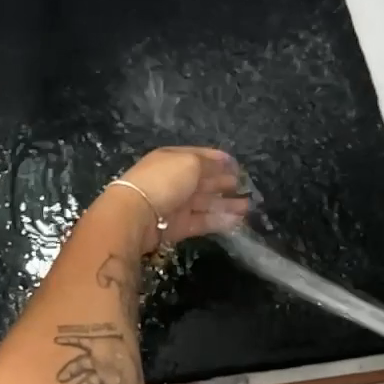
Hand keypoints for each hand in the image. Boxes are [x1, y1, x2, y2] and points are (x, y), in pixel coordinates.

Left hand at [112, 146, 249, 248]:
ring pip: (204, 202)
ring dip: (225, 204)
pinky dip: (218, 220)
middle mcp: (173, 180)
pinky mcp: (176, 226)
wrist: (135, 215)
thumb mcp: (190, 163)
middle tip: (245, 187)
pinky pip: (200, 220)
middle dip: (223, 182)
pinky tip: (236, 220)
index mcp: (173, 159)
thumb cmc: (164, 180)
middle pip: (202, 180)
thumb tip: (225, 163)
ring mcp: (174, 204)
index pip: (199, 157)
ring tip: (247, 207)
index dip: (218, 160)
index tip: (237, 165)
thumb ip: (209, 164)